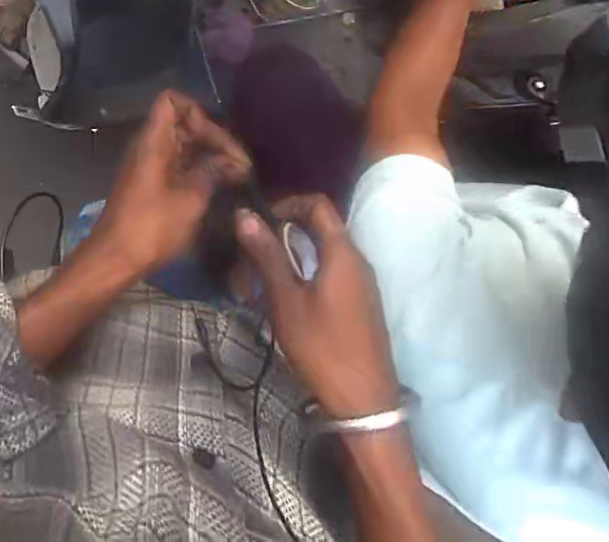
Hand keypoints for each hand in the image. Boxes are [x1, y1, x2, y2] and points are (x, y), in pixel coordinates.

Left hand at [86, 90, 250, 280]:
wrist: (116, 258)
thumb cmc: (152, 225)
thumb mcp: (190, 198)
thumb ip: (213, 172)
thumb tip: (234, 162)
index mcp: (153, 140)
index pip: (171, 100)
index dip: (197, 110)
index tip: (216, 137)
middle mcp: (150, 145)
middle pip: (183, 122)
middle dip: (213, 137)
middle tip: (240, 164)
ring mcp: (150, 164)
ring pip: (184, 144)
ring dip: (209, 154)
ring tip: (237, 174)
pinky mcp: (153, 182)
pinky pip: (179, 161)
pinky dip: (199, 167)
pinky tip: (221, 183)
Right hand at [236, 195, 400, 419]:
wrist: (365, 405)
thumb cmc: (322, 346)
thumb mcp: (286, 299)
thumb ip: (266, 253)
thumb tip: (244, 214)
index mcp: (342, 252)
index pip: (317, 204)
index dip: (287, 203)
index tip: (261, 221)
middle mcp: (357, 260)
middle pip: (319, 227)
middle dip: (282, 233)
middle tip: (253, 253)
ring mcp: (362, 283)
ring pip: (322, 252)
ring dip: (291, 256)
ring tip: (260, 280)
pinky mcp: (360, 303)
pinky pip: (330, 272)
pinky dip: (305, 273)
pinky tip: (284, 298)